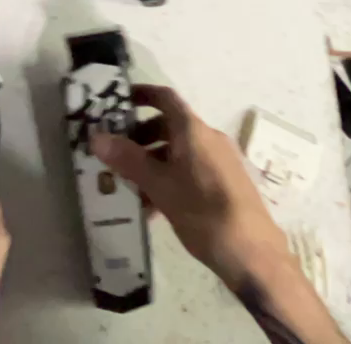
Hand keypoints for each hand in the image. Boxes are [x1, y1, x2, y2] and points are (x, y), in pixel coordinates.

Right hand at [94, 86, 350, 343]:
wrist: (254, 255)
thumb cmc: (204, 212)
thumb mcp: (159, 186)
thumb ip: (128, 160)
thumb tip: (96, 137)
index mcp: (193, 130)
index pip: (165, 98)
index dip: (141, 94)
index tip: (118, 102)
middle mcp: (208, 138)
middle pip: (169, 126)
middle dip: (140, 137)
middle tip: (115, 153)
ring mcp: (220, 161)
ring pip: (178, 152)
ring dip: (152, 163)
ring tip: (129, 187)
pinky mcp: (226, 183)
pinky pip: (190, 170)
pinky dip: (169, 179)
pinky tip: (153, 208)